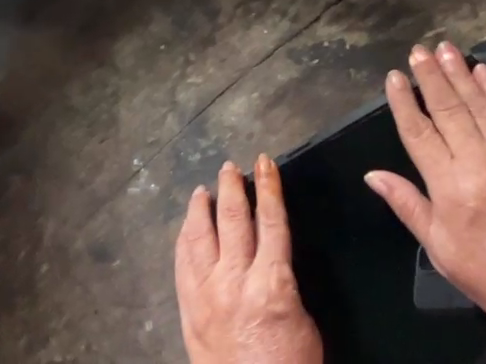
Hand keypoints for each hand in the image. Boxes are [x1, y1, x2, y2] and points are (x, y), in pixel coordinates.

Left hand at [174, 156, 322, 363]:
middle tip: (229, 167)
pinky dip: (184, 239)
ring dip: (201, 208)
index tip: (264, 162)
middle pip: (232, 220)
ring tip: (203, 190)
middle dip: (231, 188)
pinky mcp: (188, 309)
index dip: (269, 187)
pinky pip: (182, 263)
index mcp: (271, 283)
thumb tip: (270, 259)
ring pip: (199, 236)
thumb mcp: (303, 322)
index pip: (271, 221)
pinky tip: (186, 228)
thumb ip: (283, 283)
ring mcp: (206, 294)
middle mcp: (234, 280)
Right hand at [366, 42, 485, 358]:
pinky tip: (484, 73)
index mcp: (449, 187)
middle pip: (448, 110)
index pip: (419, 132)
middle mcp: (478, 164)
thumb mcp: (442, 252)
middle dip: (432, 77)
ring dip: (460, 75)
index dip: (404, 102)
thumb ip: (408, 206)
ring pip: (479, 106)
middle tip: (418, 50)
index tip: (394, 77)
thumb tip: (374, 175)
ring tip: (445, 49)